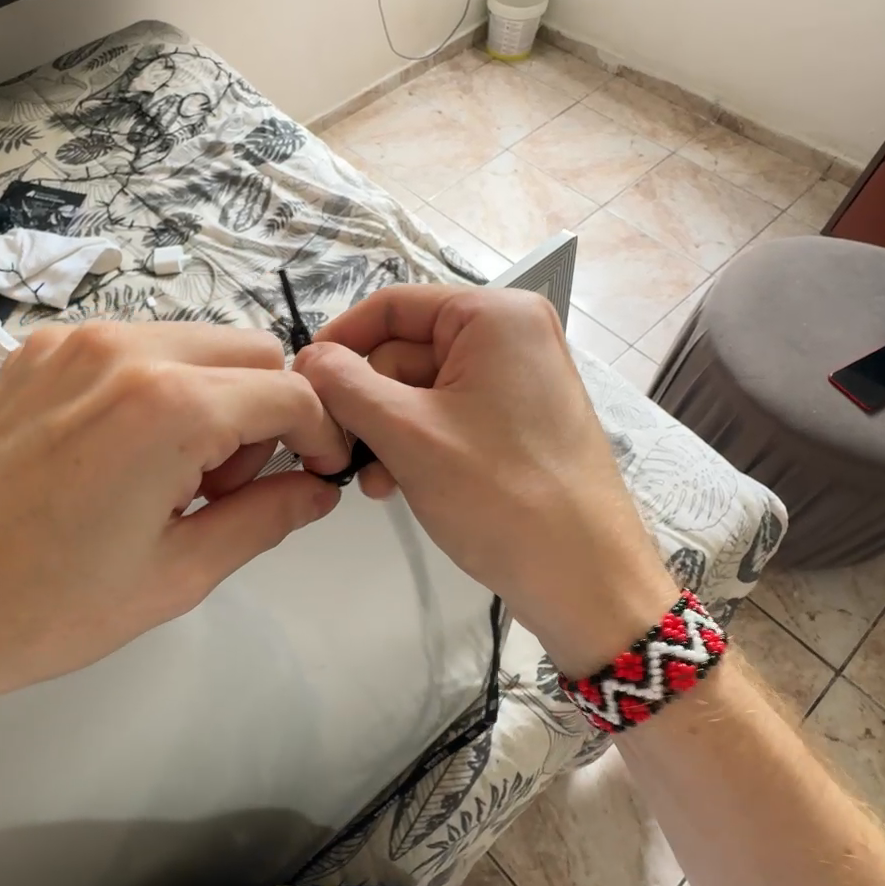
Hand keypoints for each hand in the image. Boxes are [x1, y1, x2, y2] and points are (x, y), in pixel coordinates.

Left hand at [0, 322, 348, 718]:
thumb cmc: (49, 608)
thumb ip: (267, 517)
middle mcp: (125, 349)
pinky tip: (124, 448)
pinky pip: (136, 345)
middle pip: (250, 349)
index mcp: (168, 407)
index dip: (320, 431)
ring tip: (172, 471)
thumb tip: (319, 488)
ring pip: (196, 341)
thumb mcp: (179, 574)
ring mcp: (76, 339)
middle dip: (266, 410)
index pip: (290, 391)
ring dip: (214, 394)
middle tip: (228, 484)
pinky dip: (159, 384)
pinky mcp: (40, 347)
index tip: (315, 472)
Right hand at [293, 286, 675, 675]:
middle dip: (365, 403)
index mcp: (494, 315)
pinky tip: (398, 484)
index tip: (299, 383)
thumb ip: (344, 385)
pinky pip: (447, 414)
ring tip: (373, 481)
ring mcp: (517, 379)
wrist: (585, 580)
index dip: (339, 340)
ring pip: (419, 389)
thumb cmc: (500, 493)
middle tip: (337, 453)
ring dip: (385, 431)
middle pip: (403, 350)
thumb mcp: (407, 433)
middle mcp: (510, 335)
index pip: (392, 305)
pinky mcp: (517, 420)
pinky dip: (416, 444)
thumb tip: (305, 359)